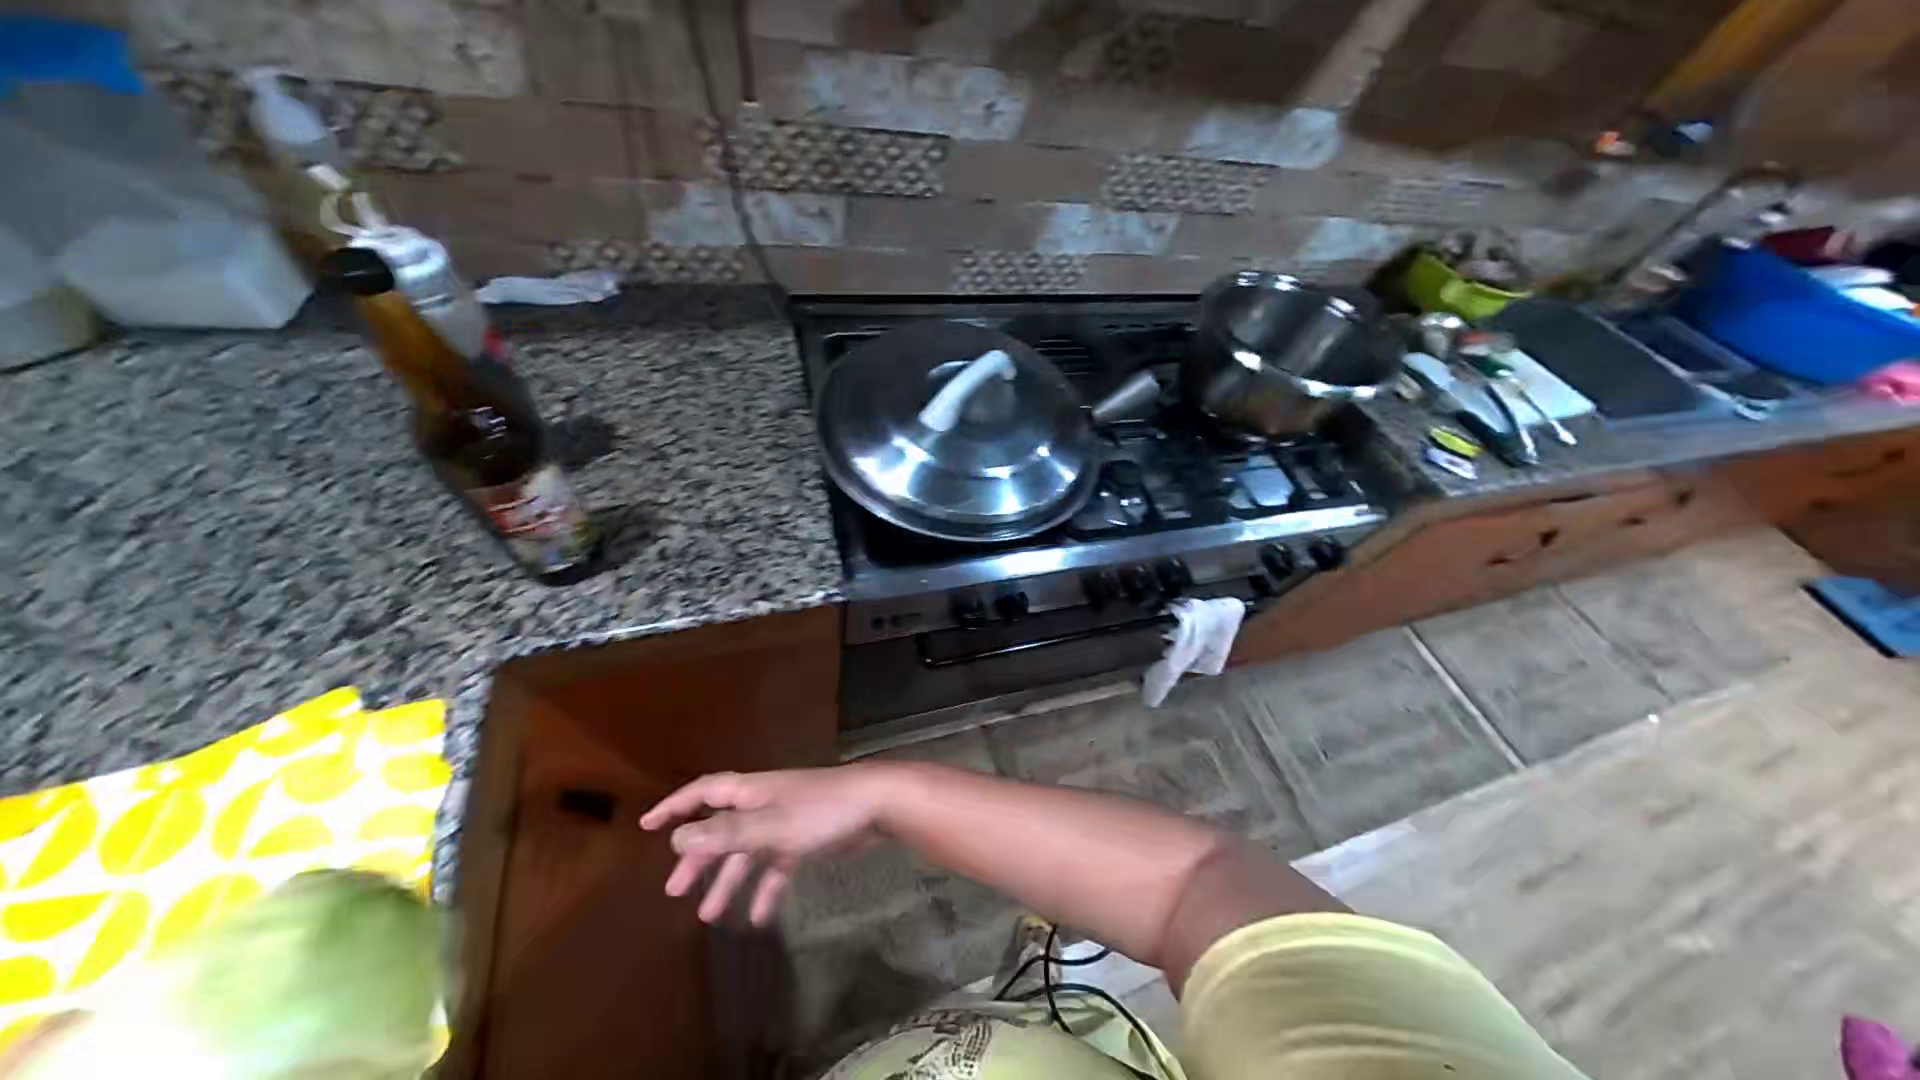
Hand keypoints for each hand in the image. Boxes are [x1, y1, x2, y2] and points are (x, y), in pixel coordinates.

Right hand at [639, 765, 895, 925]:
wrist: (877, 805)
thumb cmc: (821, 810)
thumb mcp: (770, 825)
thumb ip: (725, 833)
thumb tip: (678, 838)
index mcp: (752, 793)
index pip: (704, 793)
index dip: (675, 806)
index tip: (647, 826)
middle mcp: (765, 804)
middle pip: (722, 829)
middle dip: (699, 857)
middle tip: (675, 890)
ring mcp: (786, 822)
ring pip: (748, 852)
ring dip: (729, 880)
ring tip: (708, 915)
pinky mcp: (807, 839)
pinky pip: (777, 866)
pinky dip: (766, 888)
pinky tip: (759, 917)